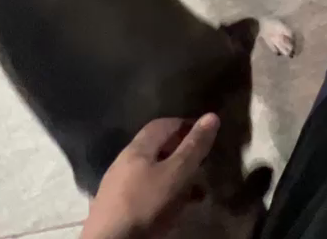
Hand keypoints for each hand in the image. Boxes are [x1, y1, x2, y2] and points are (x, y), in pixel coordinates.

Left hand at [80, 115, 218, 238]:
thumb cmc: (145, 206)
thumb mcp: (177, 174)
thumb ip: (194, 146)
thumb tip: (211, 116)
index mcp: (137, 148)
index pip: (164, 124)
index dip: (186, 125)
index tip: (206, 136)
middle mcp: (123, 162)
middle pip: (157, 149)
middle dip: (182, 154)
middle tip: (203, 164)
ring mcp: (116, 187)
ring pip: (153, 174)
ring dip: (175, 178)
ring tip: (194, 192)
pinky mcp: (115, 211)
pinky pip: (145, 193)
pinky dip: (163, 195)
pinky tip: (173, 209)